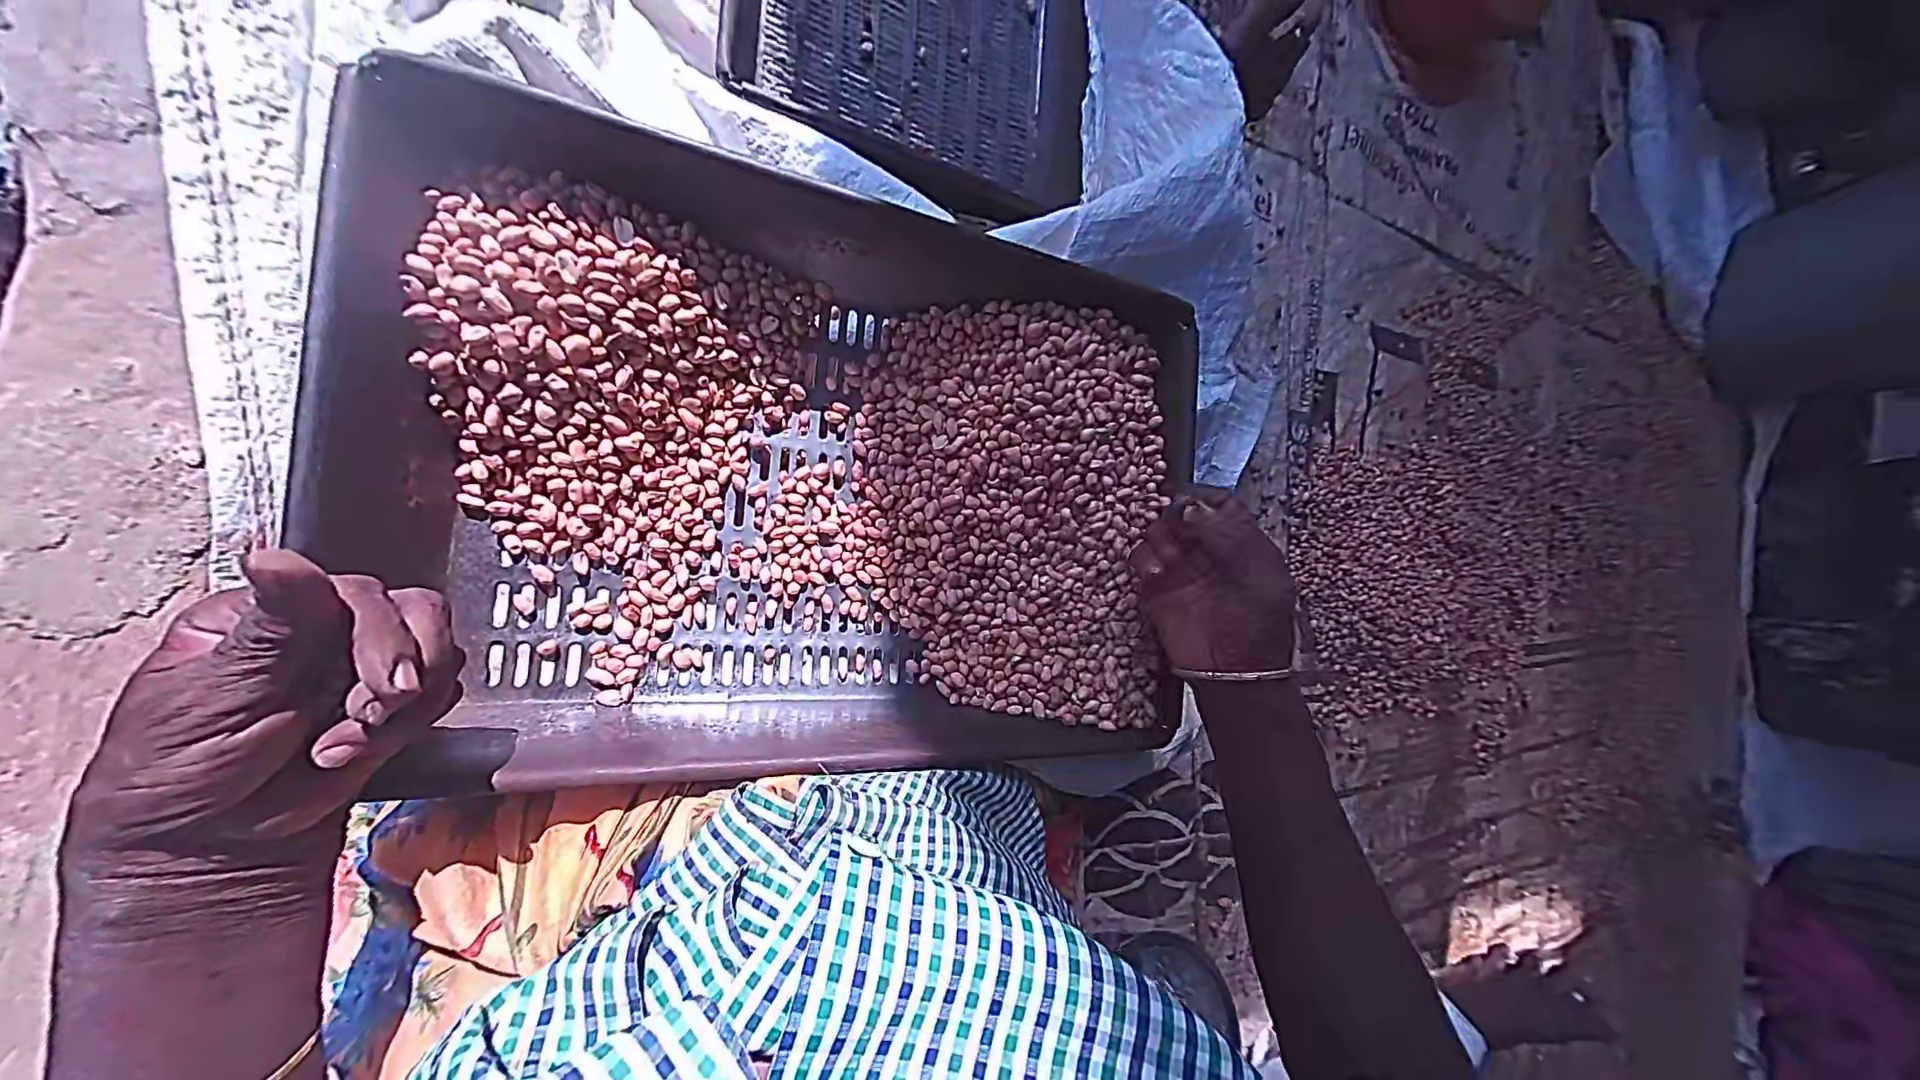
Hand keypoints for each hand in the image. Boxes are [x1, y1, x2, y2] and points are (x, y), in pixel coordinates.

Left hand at [64, 550, 463, 874]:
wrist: (212, 850)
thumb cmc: (180, 773)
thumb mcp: (211, 696)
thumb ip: (268, 628)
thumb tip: (279, 558)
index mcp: (271, 611)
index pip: (357, 592)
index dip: (381, 633)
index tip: (381, 685)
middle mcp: (328, 626)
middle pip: (416, 611)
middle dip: (403, 665)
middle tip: (378, 712)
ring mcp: (368, 661)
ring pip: (439, 649)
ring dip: (410, 702)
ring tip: (351, 742)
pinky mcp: (399, 697)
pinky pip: (444, 688)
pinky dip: (417, 721)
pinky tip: (366, 747)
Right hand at [1129, 494, 1296, 673]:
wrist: (1233, 675)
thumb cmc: (1258, 629)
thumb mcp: (1261, 579)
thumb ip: (1230, 538)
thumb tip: (1191, 506)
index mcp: (1240, 543)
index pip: (1217, 504)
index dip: (1201, 498)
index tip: (1186, 500)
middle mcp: (1207, 551)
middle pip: (1180, 514)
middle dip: (1172, 514)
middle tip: (1171, 526)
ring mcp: (1180, 568)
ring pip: (1157, 533)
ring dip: (1157, 536)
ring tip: (1167, 556)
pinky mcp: (1155, 588)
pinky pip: (1140, 561)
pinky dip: (1142, 560)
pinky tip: (1155, 573)